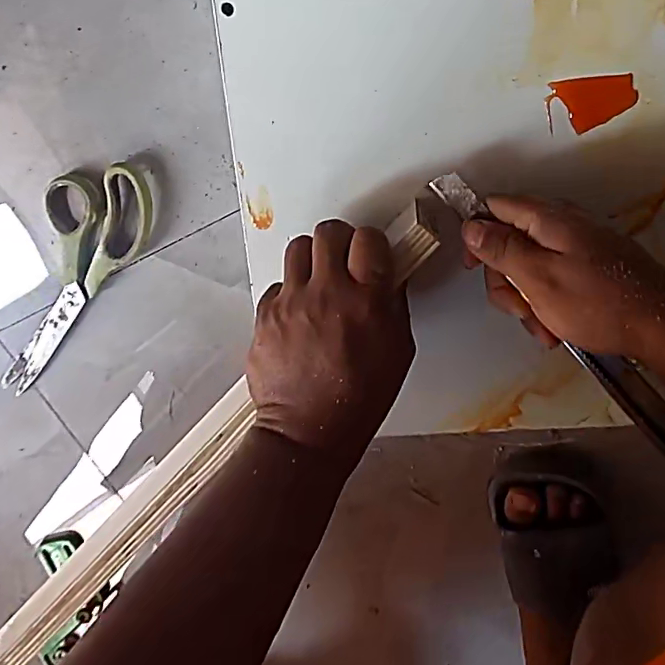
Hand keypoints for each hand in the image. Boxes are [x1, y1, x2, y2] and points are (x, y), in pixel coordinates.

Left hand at [249, 219, 415, 458]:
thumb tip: (388, 275)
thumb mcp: (399, 347)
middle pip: (328, 232)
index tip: (371, 253)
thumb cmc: (361, 395)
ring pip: (298, 248)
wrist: (309, 431)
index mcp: (368, 301)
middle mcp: (328, 294)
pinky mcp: (265, 316)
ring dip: (312, 258)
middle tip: (343, 257)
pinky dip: (290, 292)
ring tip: (319, 279)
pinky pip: (278, 284)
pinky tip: (300, 313)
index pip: (368, 238)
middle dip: (339, 240)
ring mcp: (292, 303)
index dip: (370, 242)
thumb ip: (394, 303)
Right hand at [460, 195, 664, 359]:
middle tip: (519, 307)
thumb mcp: (539, 279)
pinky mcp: (591, 265)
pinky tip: (560, 326)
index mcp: (548, 219)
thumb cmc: (603, 304)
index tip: (475, 265)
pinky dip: (550, 302)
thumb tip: (471, 226)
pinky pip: (556, 277)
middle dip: (507, 279)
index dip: (478, 235)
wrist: (660, 325)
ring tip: (544, 325)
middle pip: (511, 240)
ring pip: (532, 264)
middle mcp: (564, 224)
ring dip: (529, 299)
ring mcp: (579, 244)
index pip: (495, 207)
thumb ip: (502, 249)